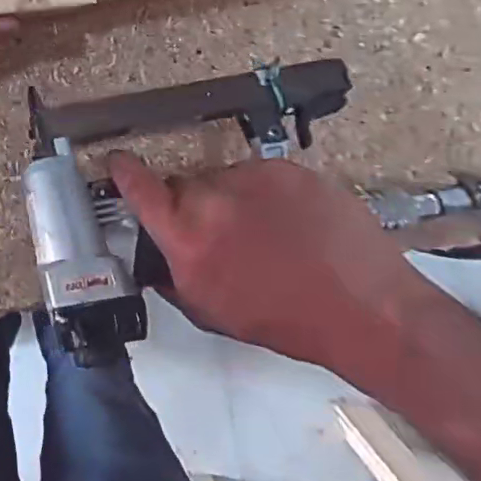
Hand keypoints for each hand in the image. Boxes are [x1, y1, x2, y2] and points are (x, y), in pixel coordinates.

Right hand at [110, 152, 428, 372]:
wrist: (363, 304)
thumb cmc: (286, 319)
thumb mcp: (214, 311)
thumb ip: (176, 275)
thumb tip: (161, 253)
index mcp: (188, 239)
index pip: (140, 189)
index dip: (124, 172)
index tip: (117, 161)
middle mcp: (213, 198)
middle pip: (185, 185)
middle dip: (193, 206)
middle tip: (222, 235)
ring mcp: (252, 177)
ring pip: (225, 179)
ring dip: (233, 199)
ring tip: (267, 232)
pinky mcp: (286, 167)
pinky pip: (261, 175)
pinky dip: (267, 194)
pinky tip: (292, 222)